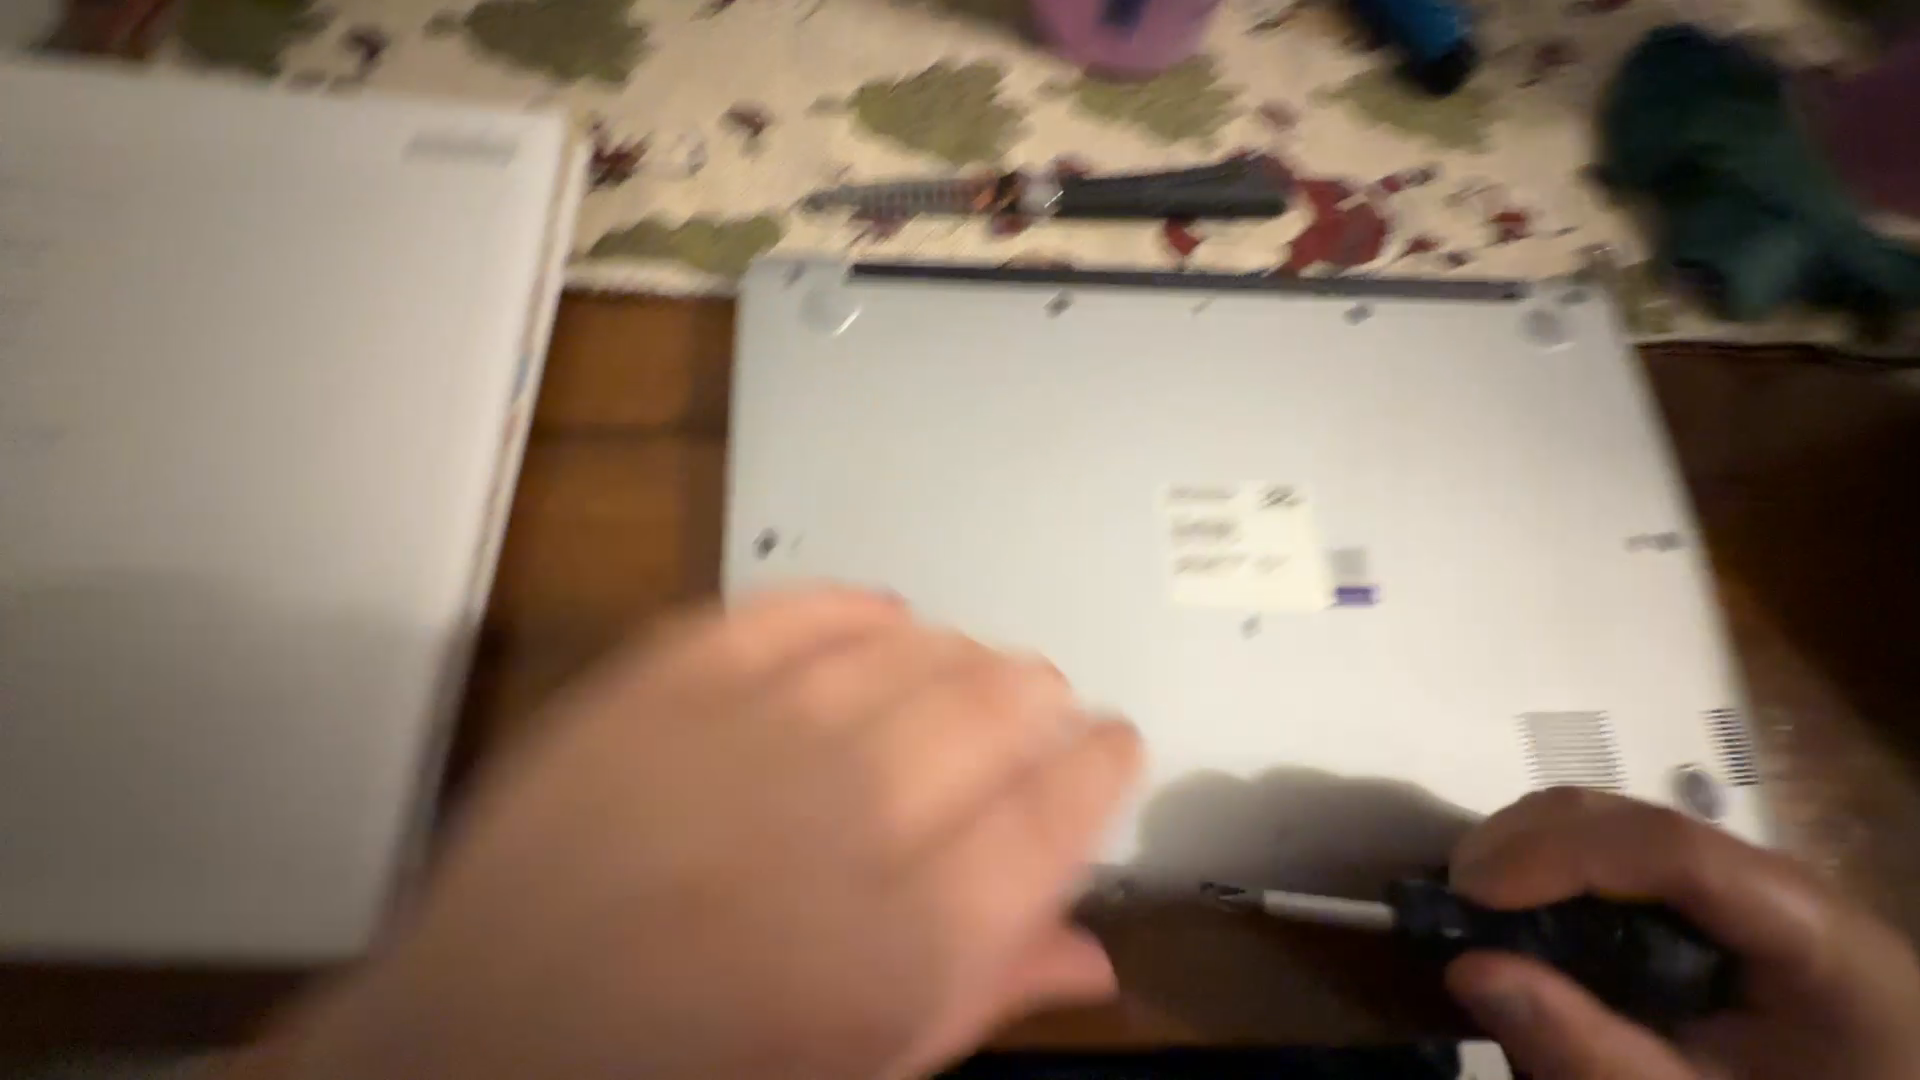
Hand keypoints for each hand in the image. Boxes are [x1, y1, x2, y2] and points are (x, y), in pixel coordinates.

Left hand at [239, 587, 1141, 1079]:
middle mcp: (841, 818)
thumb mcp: (866, 1069)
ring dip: (958, 650)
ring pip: (906, 649)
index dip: (1102, 762)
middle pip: (991, 708)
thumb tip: (1098, 950)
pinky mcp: (662, 682)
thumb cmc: (696, 1078)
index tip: (1112, 740)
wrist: (479, 1051)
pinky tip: (882, 617)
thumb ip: (986, 997)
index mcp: (904, 942)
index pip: (1058, 812)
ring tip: (968, 665)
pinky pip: (790, 610)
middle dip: (1036, 695)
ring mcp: (746, 736)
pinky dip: (852, 605)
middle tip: (1039, 698)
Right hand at [1444, 788, 1919, 1079]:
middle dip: (1522, 844)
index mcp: (1813, 933)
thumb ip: (1591, 1053)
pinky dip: (1544, 861)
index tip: (1472, 894)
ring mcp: (1734, 875)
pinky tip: (1523, 906)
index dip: (1559, 854)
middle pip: (1623, 818)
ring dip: (1524, 847)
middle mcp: (1774, 879)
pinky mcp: (1702, 889)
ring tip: (1482, 906)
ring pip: (1604, 818)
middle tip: (1460, 903)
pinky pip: (1603, 846)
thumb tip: (1464, 968)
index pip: (1671, 849)